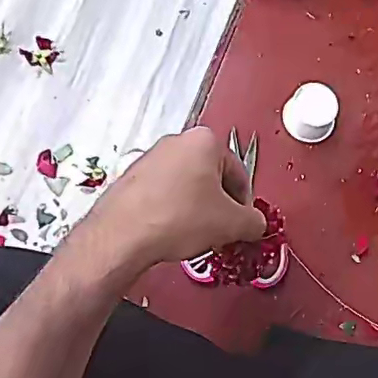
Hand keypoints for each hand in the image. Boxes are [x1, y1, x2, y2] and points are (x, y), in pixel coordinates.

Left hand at [80, 128, 266, 268]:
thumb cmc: (179, 219)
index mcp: (205, 141)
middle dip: (219, 206)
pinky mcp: (132, 177)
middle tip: (221, 231)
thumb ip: (254, 222)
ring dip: (197, 209)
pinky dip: (174, 211)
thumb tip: (255, 224)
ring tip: (195, 235)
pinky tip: (172, 232)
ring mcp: (151, 157)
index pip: (239, 175)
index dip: (244, 205)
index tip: (241, 225)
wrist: (121, 236)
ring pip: (189, 186)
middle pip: (213, 178)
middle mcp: (177, 141)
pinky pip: (165, 193)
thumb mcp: (232, 224)